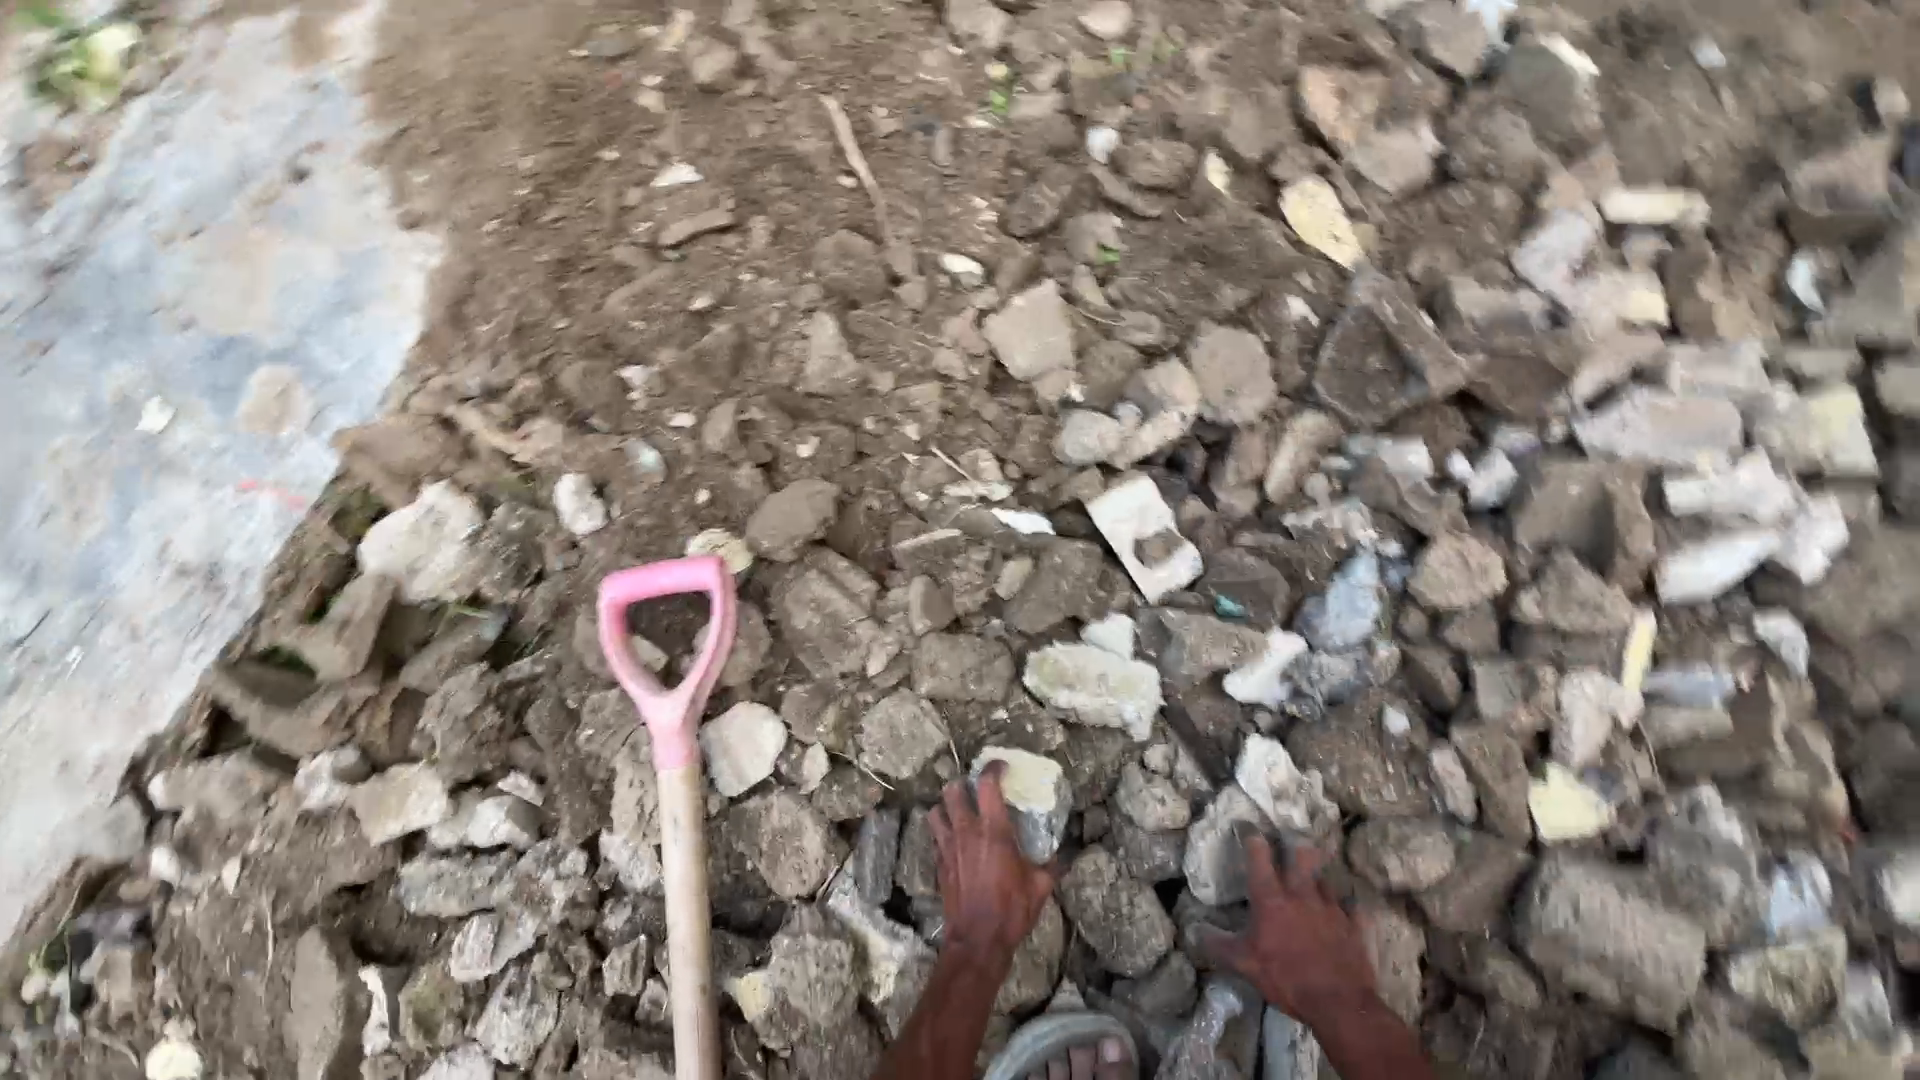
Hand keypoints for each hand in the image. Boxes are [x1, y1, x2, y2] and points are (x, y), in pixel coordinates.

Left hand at [929, 761, 1060, 964]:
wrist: (977, 940)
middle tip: (974, 790)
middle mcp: (967, 832)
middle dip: (962, 785)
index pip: (988, 784)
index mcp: (994, 831)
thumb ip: (1052, 866)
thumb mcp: (1040, 887)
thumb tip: (1065, 856)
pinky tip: (953, 840)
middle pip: (953, 791)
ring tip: (957, 811)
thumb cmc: (1011, 910)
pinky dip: (942, 831)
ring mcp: (948, 847)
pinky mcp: (938, 863)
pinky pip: (934, 836)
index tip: (1000, 766)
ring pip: (935, 811)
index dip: (993, 768)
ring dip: (945, 806)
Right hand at [1198, 831, 1378, 1026]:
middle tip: (1291, 848)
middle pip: (1302, 855)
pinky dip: (1346, 906)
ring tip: (1313, 886)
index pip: (1259, 856)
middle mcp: (1302, 894)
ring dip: (1317, 880)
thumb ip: (1218, 944)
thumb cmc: (1286, 978)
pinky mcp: (1355, 925)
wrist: (1339, 1004)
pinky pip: (1352, 907)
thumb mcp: (1244, 964)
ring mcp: (1332, 908)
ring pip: (1325, 880)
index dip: (1251, 837)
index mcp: (1272, 899)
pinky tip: (1344, 911)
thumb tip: (1194, 930)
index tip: (1246, 826)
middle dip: (1295, 847)